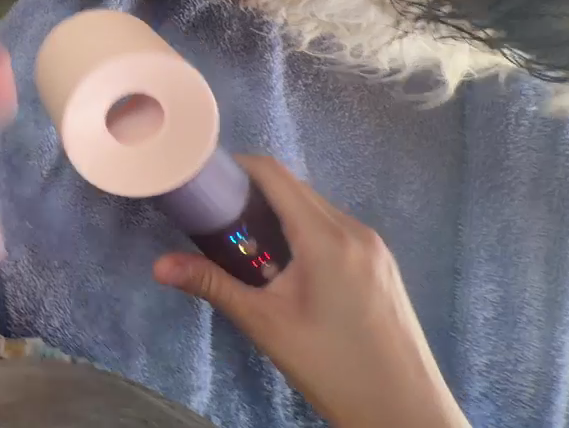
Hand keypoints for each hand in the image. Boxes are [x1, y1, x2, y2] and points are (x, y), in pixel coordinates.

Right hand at [153, 156, 470, 427]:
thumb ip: (212, 284)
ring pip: (313, 205)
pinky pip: (332, 225)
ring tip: (245, 242)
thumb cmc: (334, 369)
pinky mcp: (381, 264)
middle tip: (216, 215)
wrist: (410, 421)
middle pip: (292, 186)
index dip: (235, 166)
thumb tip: (158, 265)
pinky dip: (301, 227)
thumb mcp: (266, 325)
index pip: (273, 173)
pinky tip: (285, 263)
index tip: (205, 181)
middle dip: (250, 191)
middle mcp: (354, 230)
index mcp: (326, 237)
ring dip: (276, 210)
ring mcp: (373, 247)